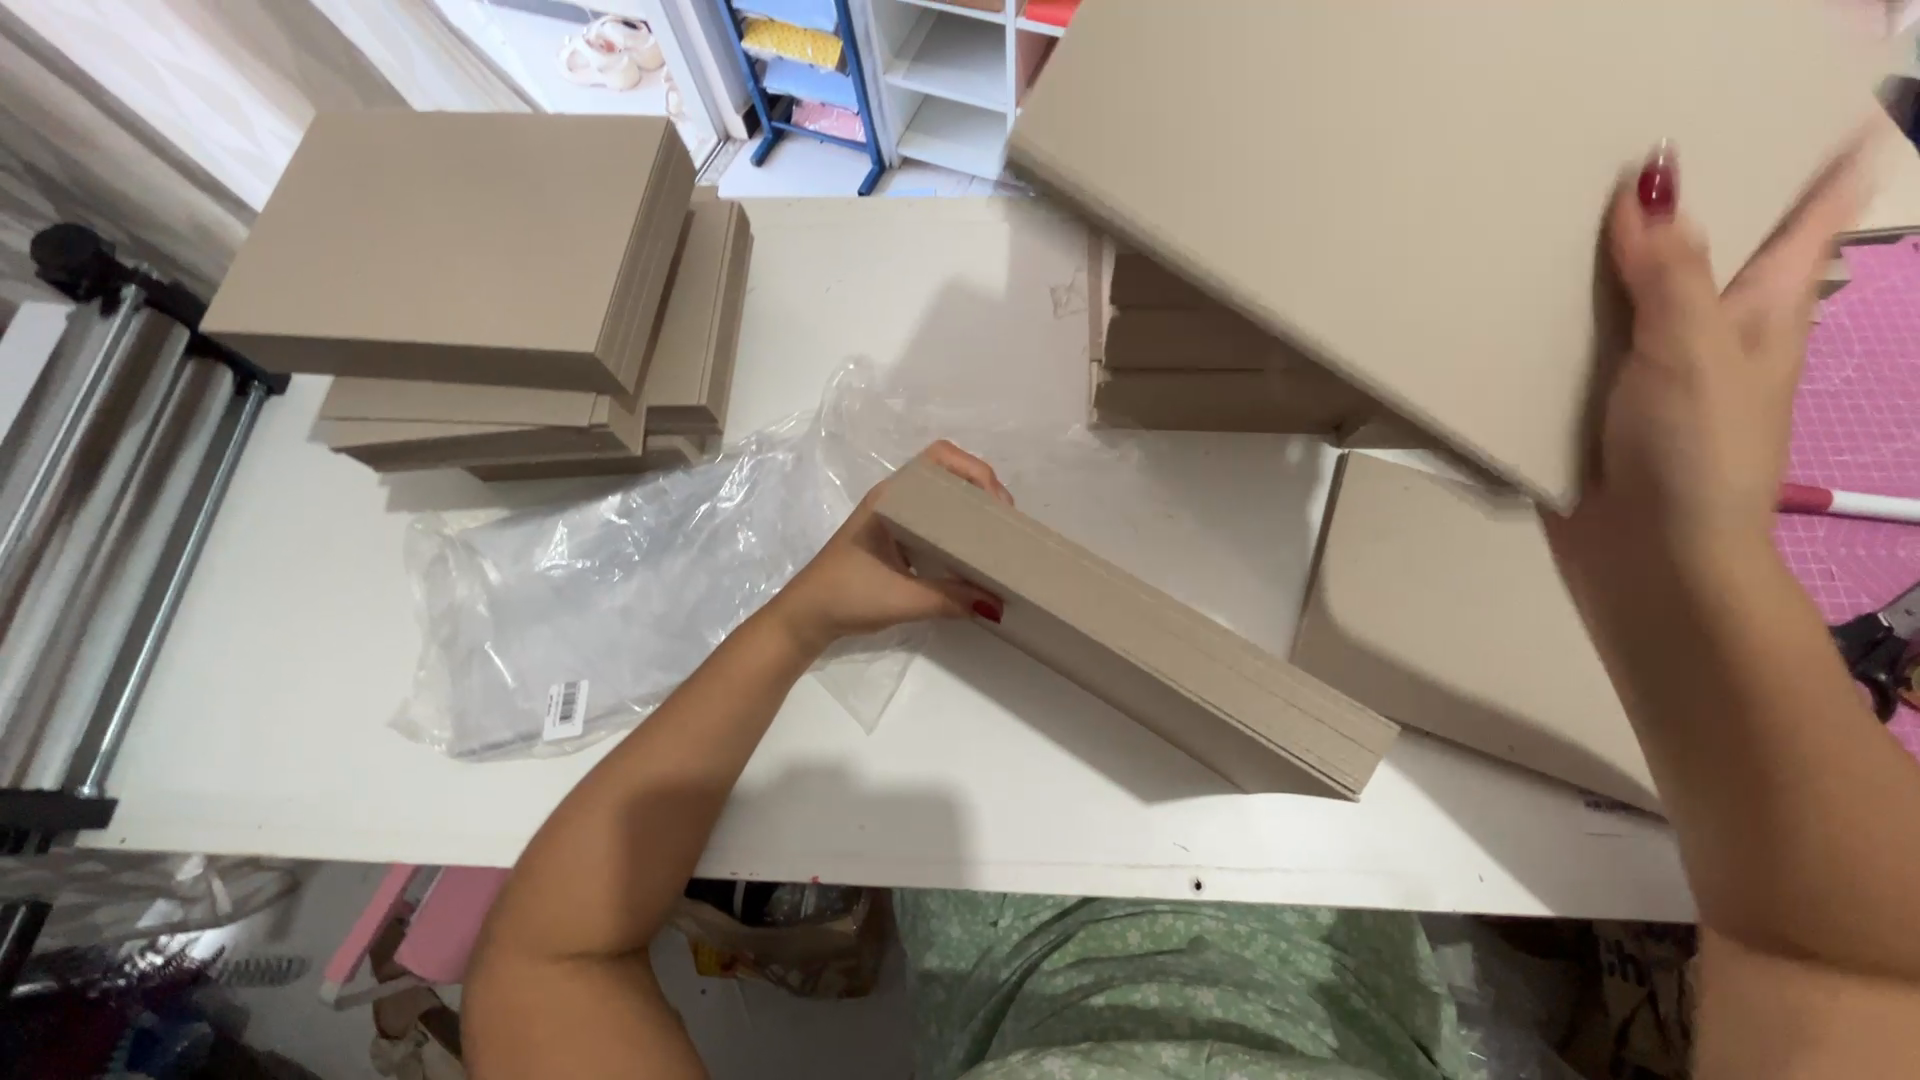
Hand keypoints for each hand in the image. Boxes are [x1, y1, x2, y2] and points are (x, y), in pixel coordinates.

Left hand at [766, 440, 1010, 654]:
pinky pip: (935, 521)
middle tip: (1006, 524)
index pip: (940, 458)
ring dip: (971, 510)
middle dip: (982, 491)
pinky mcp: (895, 539)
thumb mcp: (902, 599)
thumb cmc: (846, 596)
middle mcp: (895, 500)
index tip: (998, 505)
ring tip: (996, 538)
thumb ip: (950, 599)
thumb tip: (997, 604)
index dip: (976, 471)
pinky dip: (959, 529)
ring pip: (942, 498)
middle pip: (948, 473)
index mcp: (892, 499)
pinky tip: (972, 555)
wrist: (806, 616)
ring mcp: (894, 519)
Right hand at [1546, 136, 1871, 590]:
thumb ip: (1671, 271)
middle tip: (1622, 141)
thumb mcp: (1696, 351)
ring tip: (1543, 203)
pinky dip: (1542, 315)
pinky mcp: (1585, 398)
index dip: (1810, 151)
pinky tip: (1502, 293)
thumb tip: (1654, 180)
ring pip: (1624, 290)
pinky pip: (1566, 341)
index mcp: (1764, 304)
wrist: (1644, 554)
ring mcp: (1643, 364)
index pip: (1812, 210)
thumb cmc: (1695, 452)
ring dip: (1593, 255)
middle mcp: (1708, 325)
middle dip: (1676, 193)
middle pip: (1705, 241)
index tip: (1766, 101)